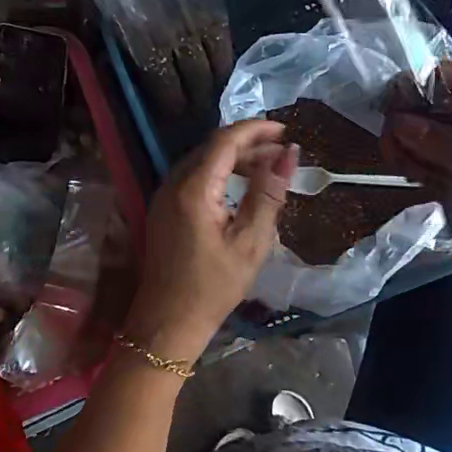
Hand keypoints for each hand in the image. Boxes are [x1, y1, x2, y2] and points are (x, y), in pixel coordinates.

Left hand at [125, 120, 297, 360]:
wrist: (167, 321)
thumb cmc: (213, 286)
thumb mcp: (251, 241)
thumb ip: (268, 192)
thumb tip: (288, 153)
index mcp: (193, 189)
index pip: (224, 141)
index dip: (256, 130)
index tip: (285, 130)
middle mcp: (172, 183)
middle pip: (211, 148)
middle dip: (248, 144)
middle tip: (282, 152)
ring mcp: (163, 196)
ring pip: (201, 161)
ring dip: (233, 159)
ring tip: (267, 167)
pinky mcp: (162, 209)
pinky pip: (192, 178)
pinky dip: (218, 174)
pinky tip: (239, 186)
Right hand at [382, 62, 451, 256]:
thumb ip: (447, 144)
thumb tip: (398, 120)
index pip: (441, 76)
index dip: (409, 96)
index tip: (391, 131)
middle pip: (438, 107)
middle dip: (414, 134)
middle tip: (406, 168)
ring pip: (447, 134)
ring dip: (428, 156)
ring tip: (428, 184)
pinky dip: (448, 171)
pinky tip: (446, 190)